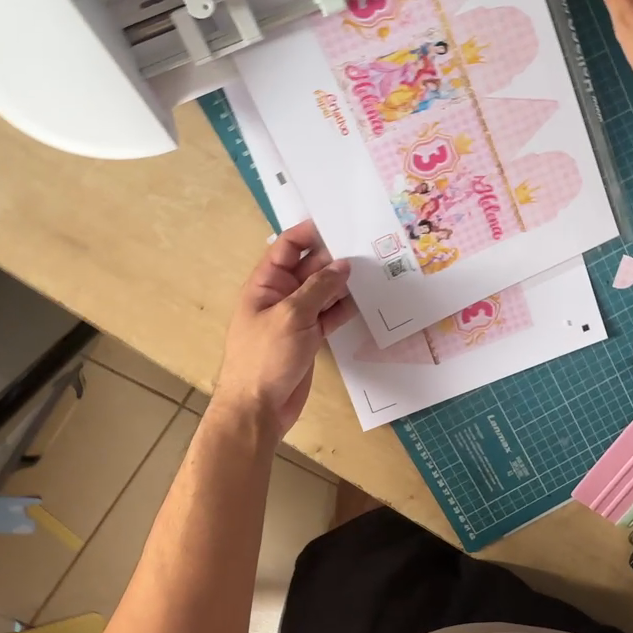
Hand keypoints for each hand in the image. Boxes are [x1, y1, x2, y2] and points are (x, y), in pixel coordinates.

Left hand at [212, 220, 354, 436]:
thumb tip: (342, 265)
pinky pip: (329, 314)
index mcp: (265, 284)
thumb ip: (318, 288)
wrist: (257, 409)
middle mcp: (280, 295)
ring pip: (323, 290)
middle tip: (368, 248)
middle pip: (309, 267)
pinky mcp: (309, 337)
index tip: (339, 223)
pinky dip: (344, 307)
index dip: (309, 233)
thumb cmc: (264, 358)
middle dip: (334, 257)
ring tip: (375, 270)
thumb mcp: (291, 316)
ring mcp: (296, 317)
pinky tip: (366, 300)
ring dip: (343, 283)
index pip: (287, 247)